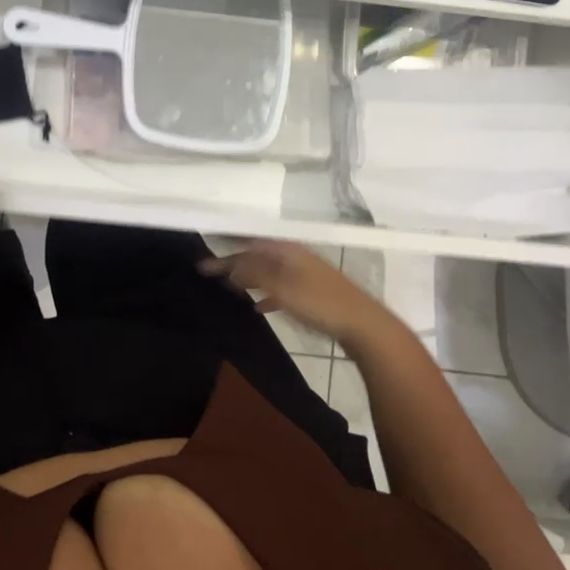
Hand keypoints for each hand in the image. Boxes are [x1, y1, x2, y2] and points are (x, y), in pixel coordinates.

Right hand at [201, 240, 394, 344]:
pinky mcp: (313, 294)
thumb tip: (229, 266)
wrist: (365, 327)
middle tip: (209, 272)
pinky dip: (265, 294)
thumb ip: (253, 275)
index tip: (204, 255)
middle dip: (234, 262)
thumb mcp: (282, 288)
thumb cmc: (321, 303)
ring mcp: (305, 275)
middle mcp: (295, 256)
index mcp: (287, 250)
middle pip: (257, 256)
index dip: (226, 248)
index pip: (248, 243)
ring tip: (228, 287)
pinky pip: (280, 288)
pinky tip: (257, 306)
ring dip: (248, 278)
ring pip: (268, 272)